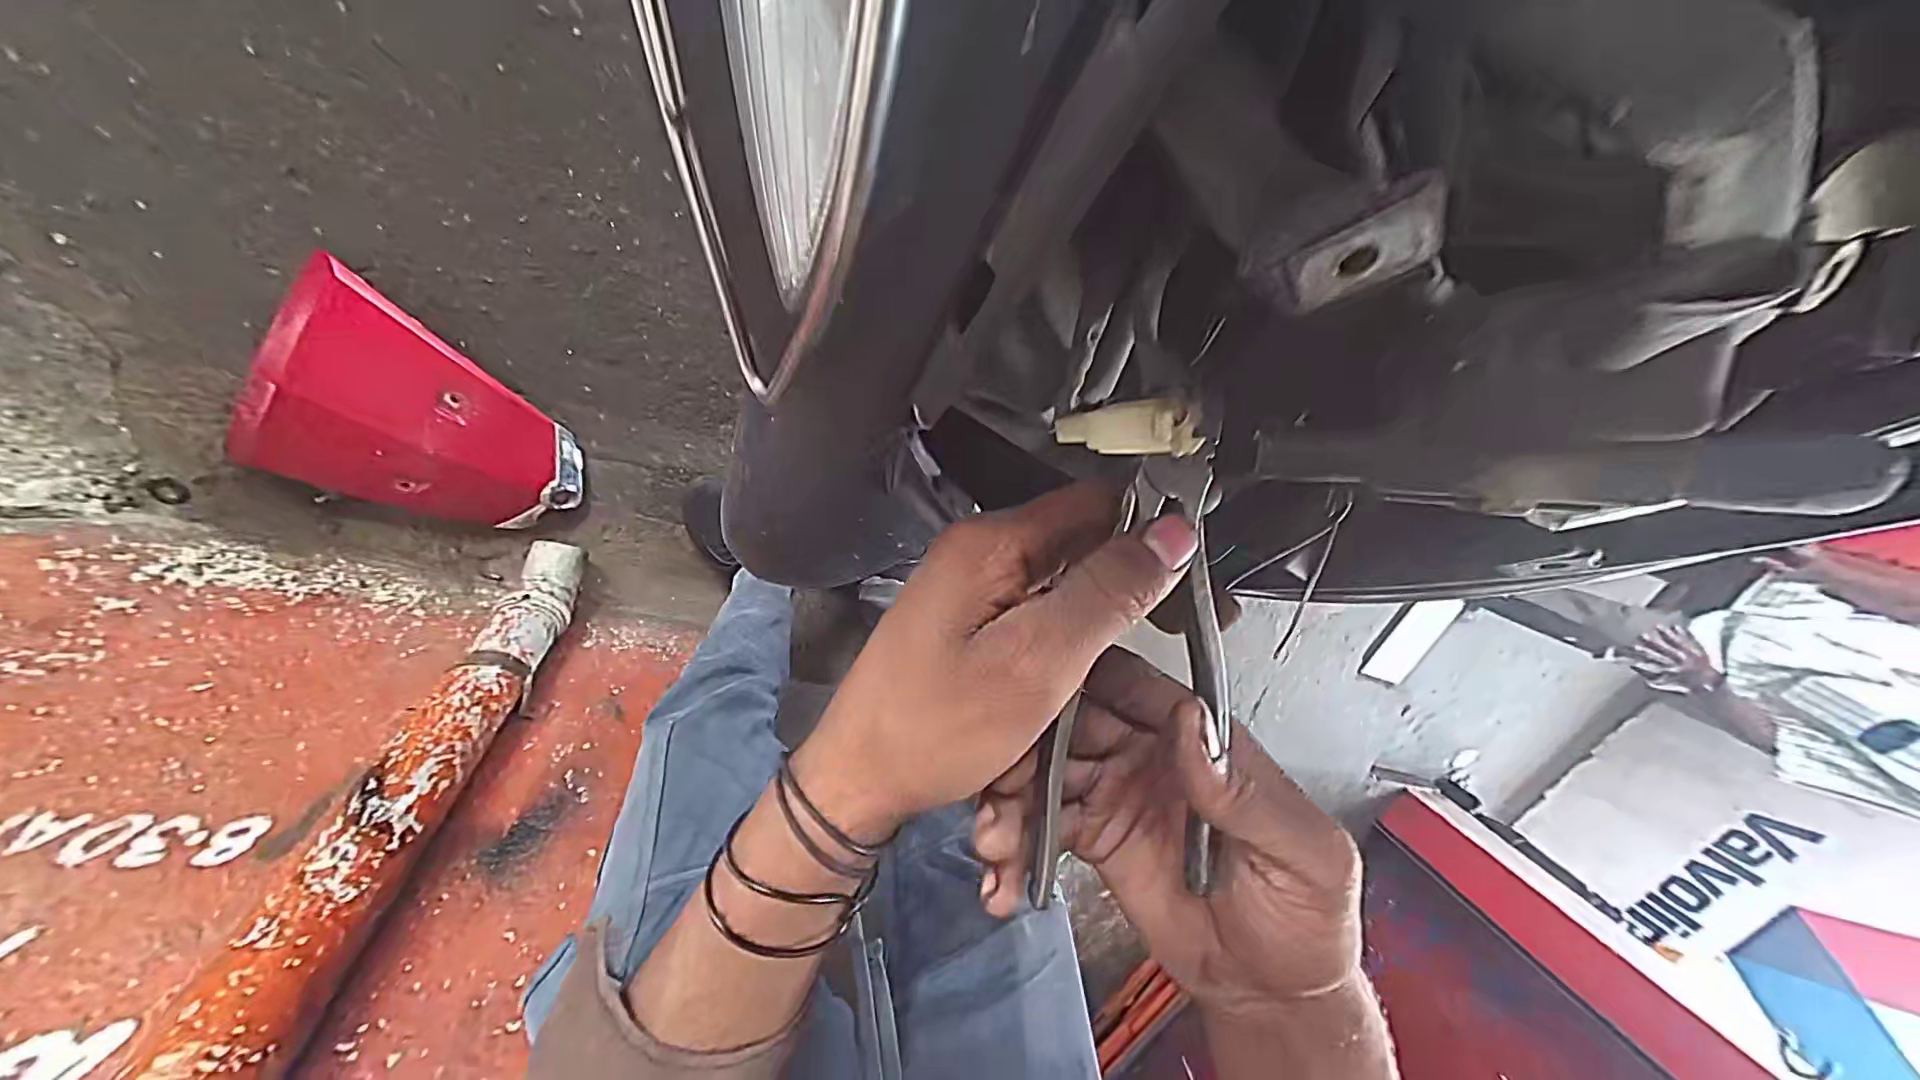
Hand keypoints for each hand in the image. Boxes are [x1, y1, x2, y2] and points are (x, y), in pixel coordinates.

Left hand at [792, 482, 1198, 841]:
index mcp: (991, 545)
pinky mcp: (969, 616)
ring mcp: (972, 584)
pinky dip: (1072, 620)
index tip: (1194, 568)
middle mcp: (979, 552)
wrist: (859, 775)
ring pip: (1062, 571)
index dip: (1151, 527)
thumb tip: (1170, 536)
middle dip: (1134, 568)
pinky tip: (1092, 650)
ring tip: (1146, 634)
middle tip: (1181, 614)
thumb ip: (1105, 595)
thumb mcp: (1034, 663)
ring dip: (1106, 598)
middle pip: (1079, 535)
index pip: (1094, 502)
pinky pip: (1037, 601)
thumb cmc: (931, 729)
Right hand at [974, 647, 1364, 1018]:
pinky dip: (1017, 847)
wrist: (1270, 991)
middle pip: (1075, 722)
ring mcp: (1117, 793)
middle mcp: (1149, 755)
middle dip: (1031, 742)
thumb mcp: (1302, 853)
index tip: (1038, 686)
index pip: (1132, 686)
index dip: (1082, 677)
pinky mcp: (1095, 836)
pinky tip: (1005, 876)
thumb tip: (1191, 724)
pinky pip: (1044, 827)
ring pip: (1048, 772)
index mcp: (1197, 741)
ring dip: (1012, 797)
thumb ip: (1245, 791)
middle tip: (1001, 773)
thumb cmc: (1304, 915)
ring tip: (995, 838)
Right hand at [1621, 624, 1722, 694]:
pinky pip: (1691, 640)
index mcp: (1670, 668)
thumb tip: (1633, 666)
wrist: (1713, 687)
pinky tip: (1676, 626)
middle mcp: (1680, 659)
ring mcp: (1691, 654)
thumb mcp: (1665, 685)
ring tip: (1657, 626)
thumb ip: (1648, 676)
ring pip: (1676, 642)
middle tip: (1641, 635)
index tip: (1634, 647)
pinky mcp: (1699, 651)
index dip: (1643, 652)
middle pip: (1663, 649)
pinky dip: (1684, 633)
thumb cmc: (1686, 687)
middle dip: (1651, 642)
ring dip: (1666, 634)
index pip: (1653, 658)